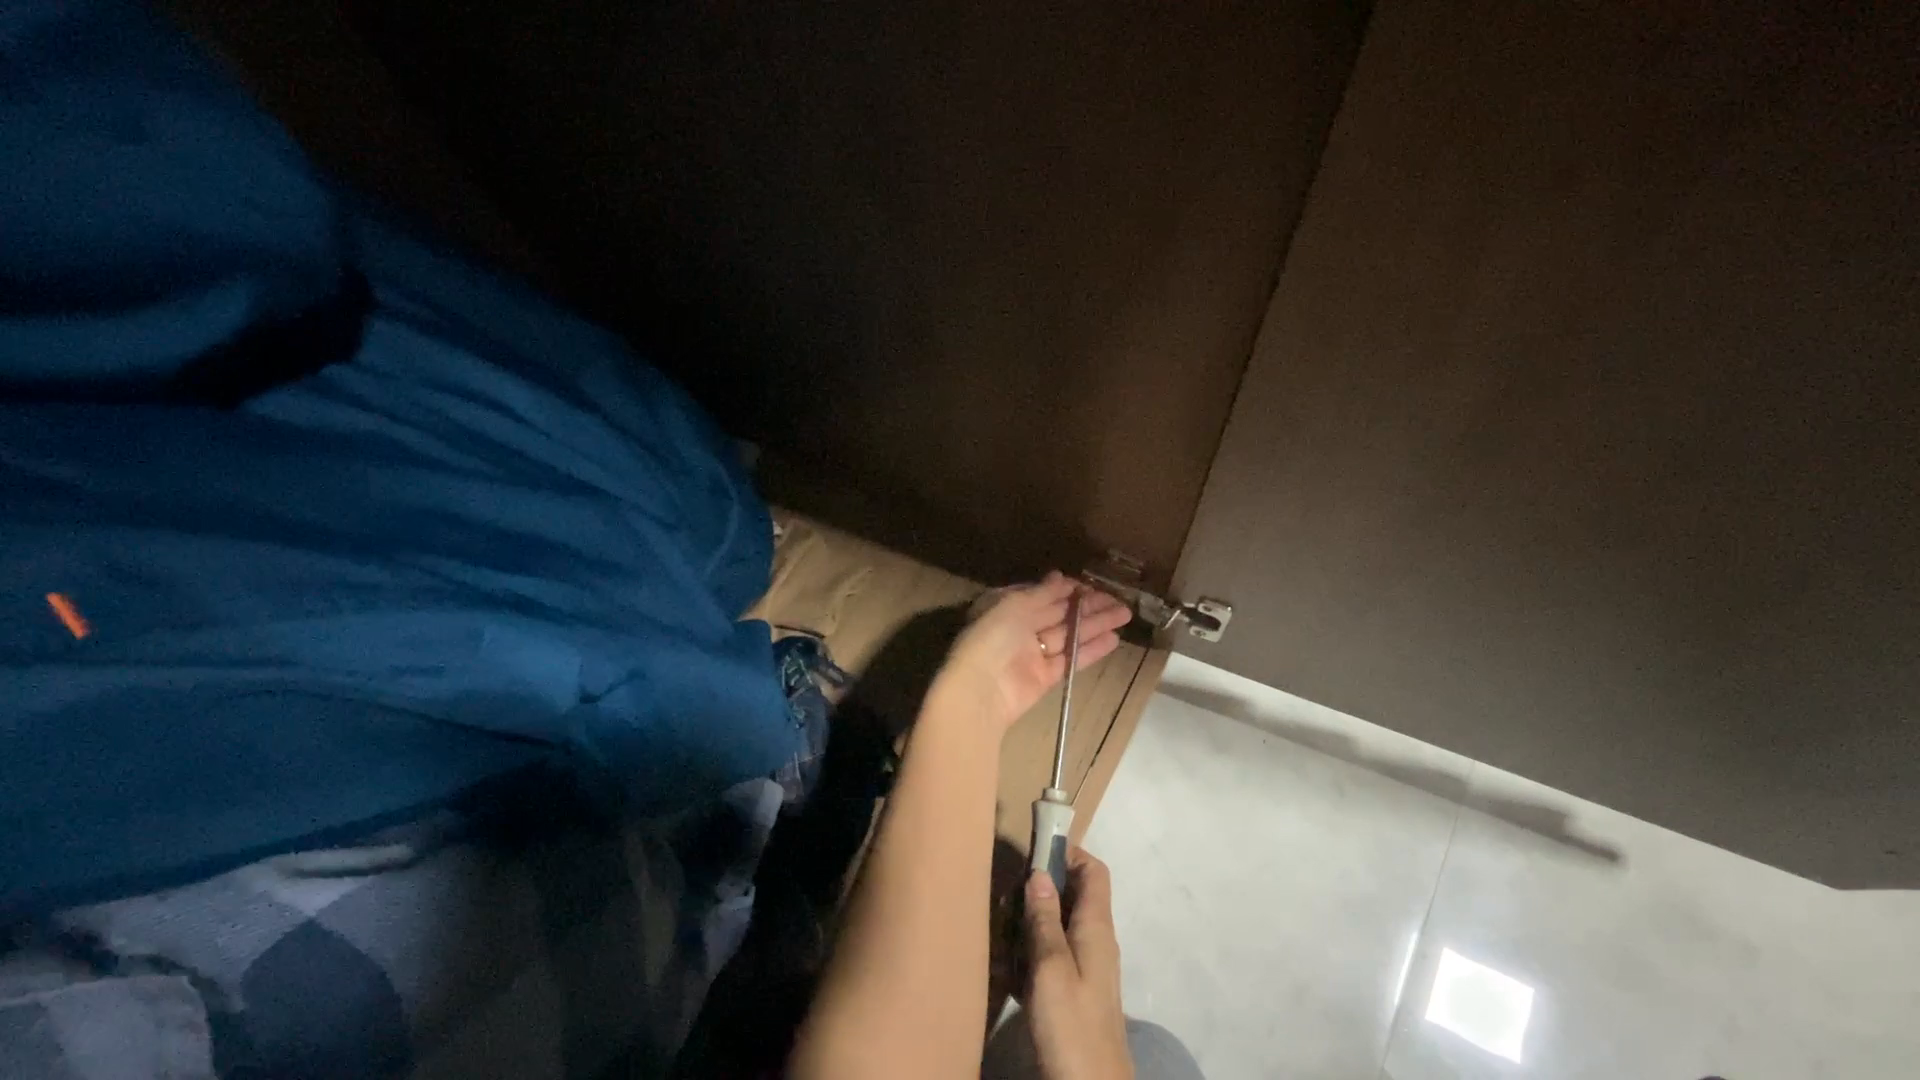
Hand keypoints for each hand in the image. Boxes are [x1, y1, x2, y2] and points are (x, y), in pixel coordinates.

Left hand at [929, 572, 1131, 733]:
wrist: (980, 689)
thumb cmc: (992, 637)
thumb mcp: (1014, 605)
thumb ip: (1041, 593)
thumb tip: (1060, 577)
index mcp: (1007, 607)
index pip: (1042, 595)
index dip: (1067, 590)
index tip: (1092, 586)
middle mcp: (1020, 629)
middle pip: (1059, 614)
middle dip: (1088, 606)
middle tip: (1120, 600)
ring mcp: (1033, 654)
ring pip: (1069, 635)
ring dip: (1096, 624)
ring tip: (1124, 615)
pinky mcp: (1045, 678)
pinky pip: (1071, 660)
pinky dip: (1091, 649)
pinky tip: (1113, 639)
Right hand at [1022, 849, 1132, 1079]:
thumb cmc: (1071, 1025)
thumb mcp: (1051, 969)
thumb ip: (1045, 920)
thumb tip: (1040, 872)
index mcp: (1096, 928)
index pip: (1094, 872)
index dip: (1069, 853)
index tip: (1034, 849)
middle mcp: (1095, 942)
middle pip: (1073, 896)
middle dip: (1041, 887)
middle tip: (1007, 891)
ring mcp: (1085, 969)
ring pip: (1058, 926)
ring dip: (1031, 920)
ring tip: (1000, 923)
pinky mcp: (1071, 993)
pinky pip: (1050, 956)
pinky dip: (1030, 951)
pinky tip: (1005, 962)